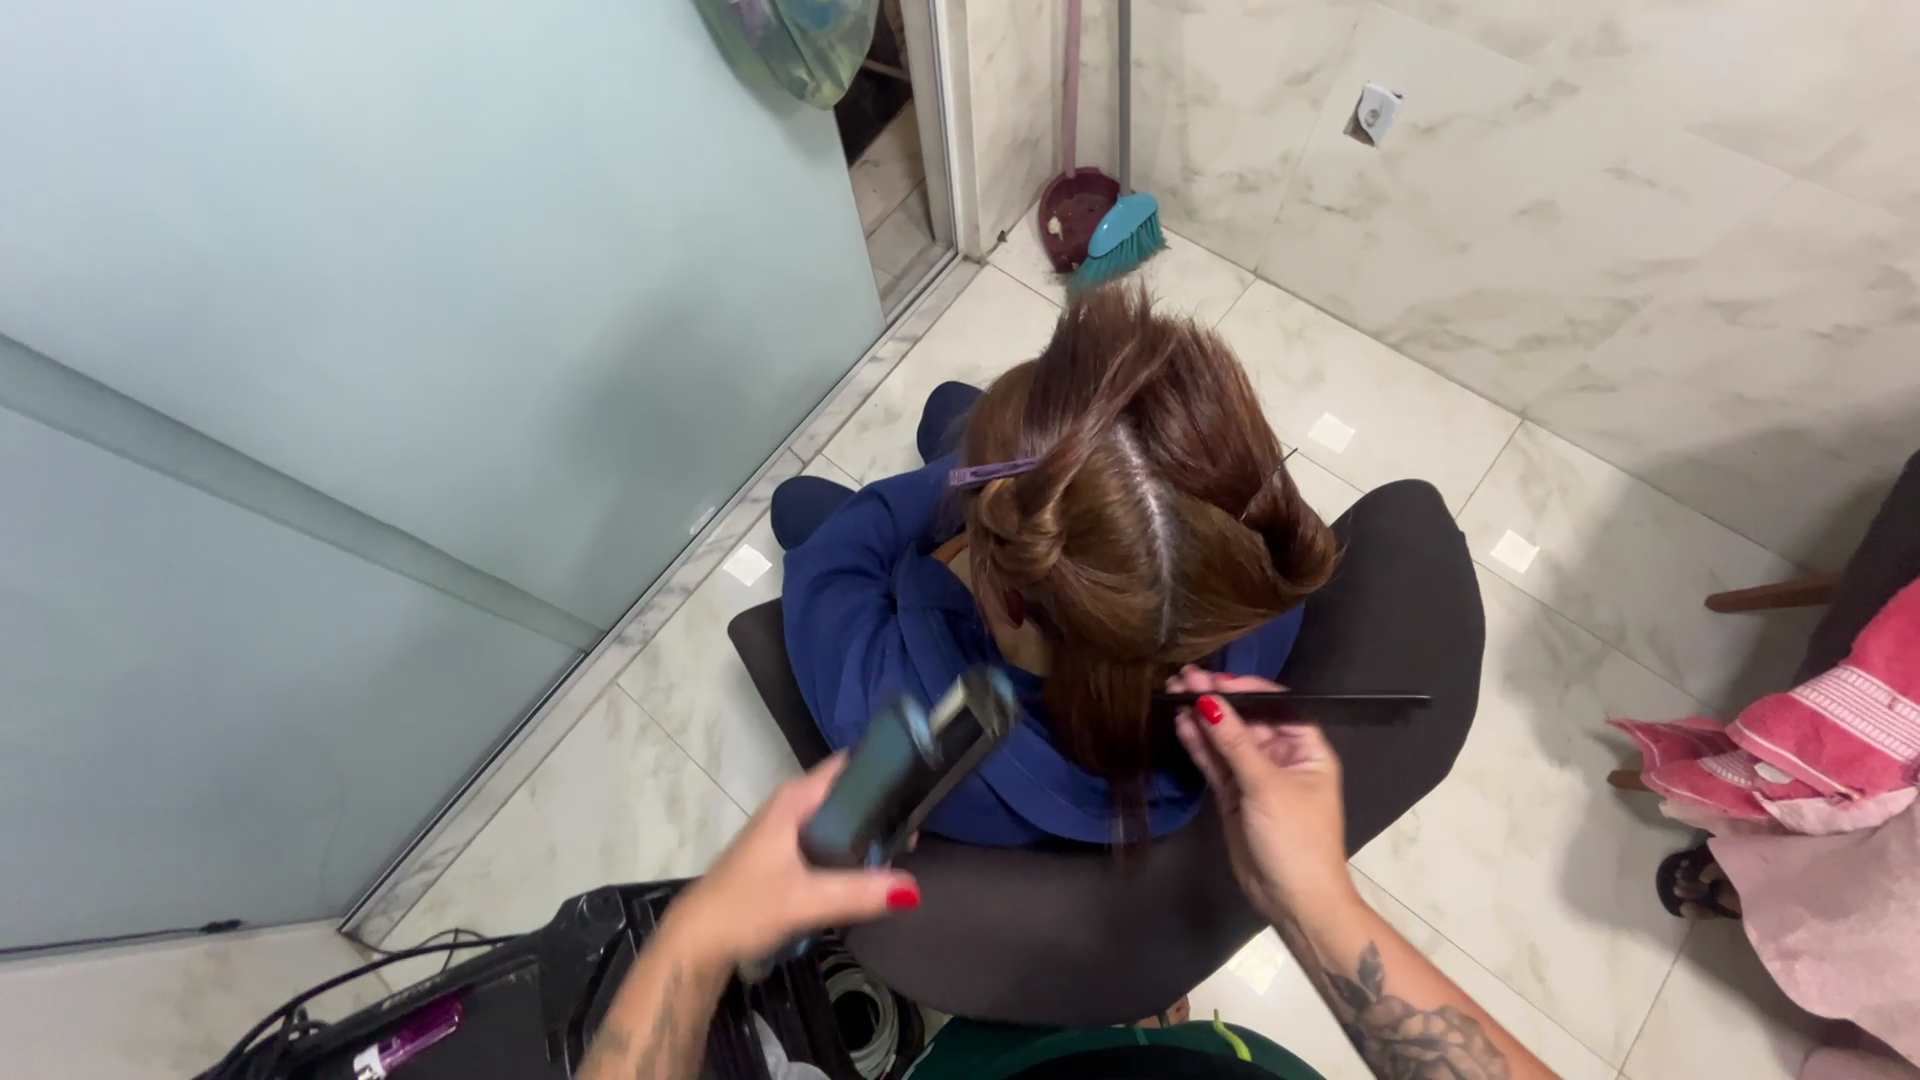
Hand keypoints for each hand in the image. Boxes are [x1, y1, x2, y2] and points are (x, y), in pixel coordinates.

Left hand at [659, 755, 919, 968]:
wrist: (696, 943)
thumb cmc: (744, 908)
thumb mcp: (805, 900)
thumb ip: (858, 892)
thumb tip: (913, 888)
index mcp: (795, 799)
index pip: (846, 766)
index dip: (881, 767)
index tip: (917, 779)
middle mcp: (793, 806)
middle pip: (846, 794)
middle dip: (880, 806)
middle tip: (915, 824)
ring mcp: (787, 831)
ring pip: (838, 820)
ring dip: (866, 831)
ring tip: (902, 846)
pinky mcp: (785, 856)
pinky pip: (828, 841)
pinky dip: (850, 850)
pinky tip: (868, 869)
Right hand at [1169, 666, 1355, 922]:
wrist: (1294, 900)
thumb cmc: (1295, 838)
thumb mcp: (1266, 785)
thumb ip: (1233, 742)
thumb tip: (1208, 701)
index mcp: (1306, 749)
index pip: (1276, 706)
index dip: (1246, 689)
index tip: (1215, 679)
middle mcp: (1281, 756)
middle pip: (1246, 719)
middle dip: (1217, 700)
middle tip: (1184, 679)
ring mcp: (1254, 775)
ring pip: (1226, 739)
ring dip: (1202, 718)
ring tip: (1173, 692)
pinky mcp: (1234, 793)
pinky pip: (1215, 761)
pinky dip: (1199, 744)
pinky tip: (1180, 723)